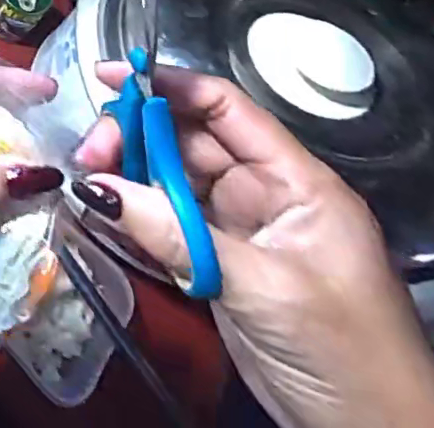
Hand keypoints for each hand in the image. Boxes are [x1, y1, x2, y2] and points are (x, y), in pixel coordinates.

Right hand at [73, 62, 433, 427]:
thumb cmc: (347, 356)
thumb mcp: (261, 287)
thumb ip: (176, 232)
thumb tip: (94, 187)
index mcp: (294, 182)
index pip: (223, 107)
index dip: (165, 84)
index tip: (105, 77)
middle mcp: (262, 189)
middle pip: (181, 136)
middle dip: (129, 136)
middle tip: (87, 157)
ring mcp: (234, 221)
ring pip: (164, 172)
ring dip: (122, 171)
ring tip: (86, 181)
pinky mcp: (212, 252)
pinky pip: (160, 211)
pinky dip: (128, 205)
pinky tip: (100, 207)